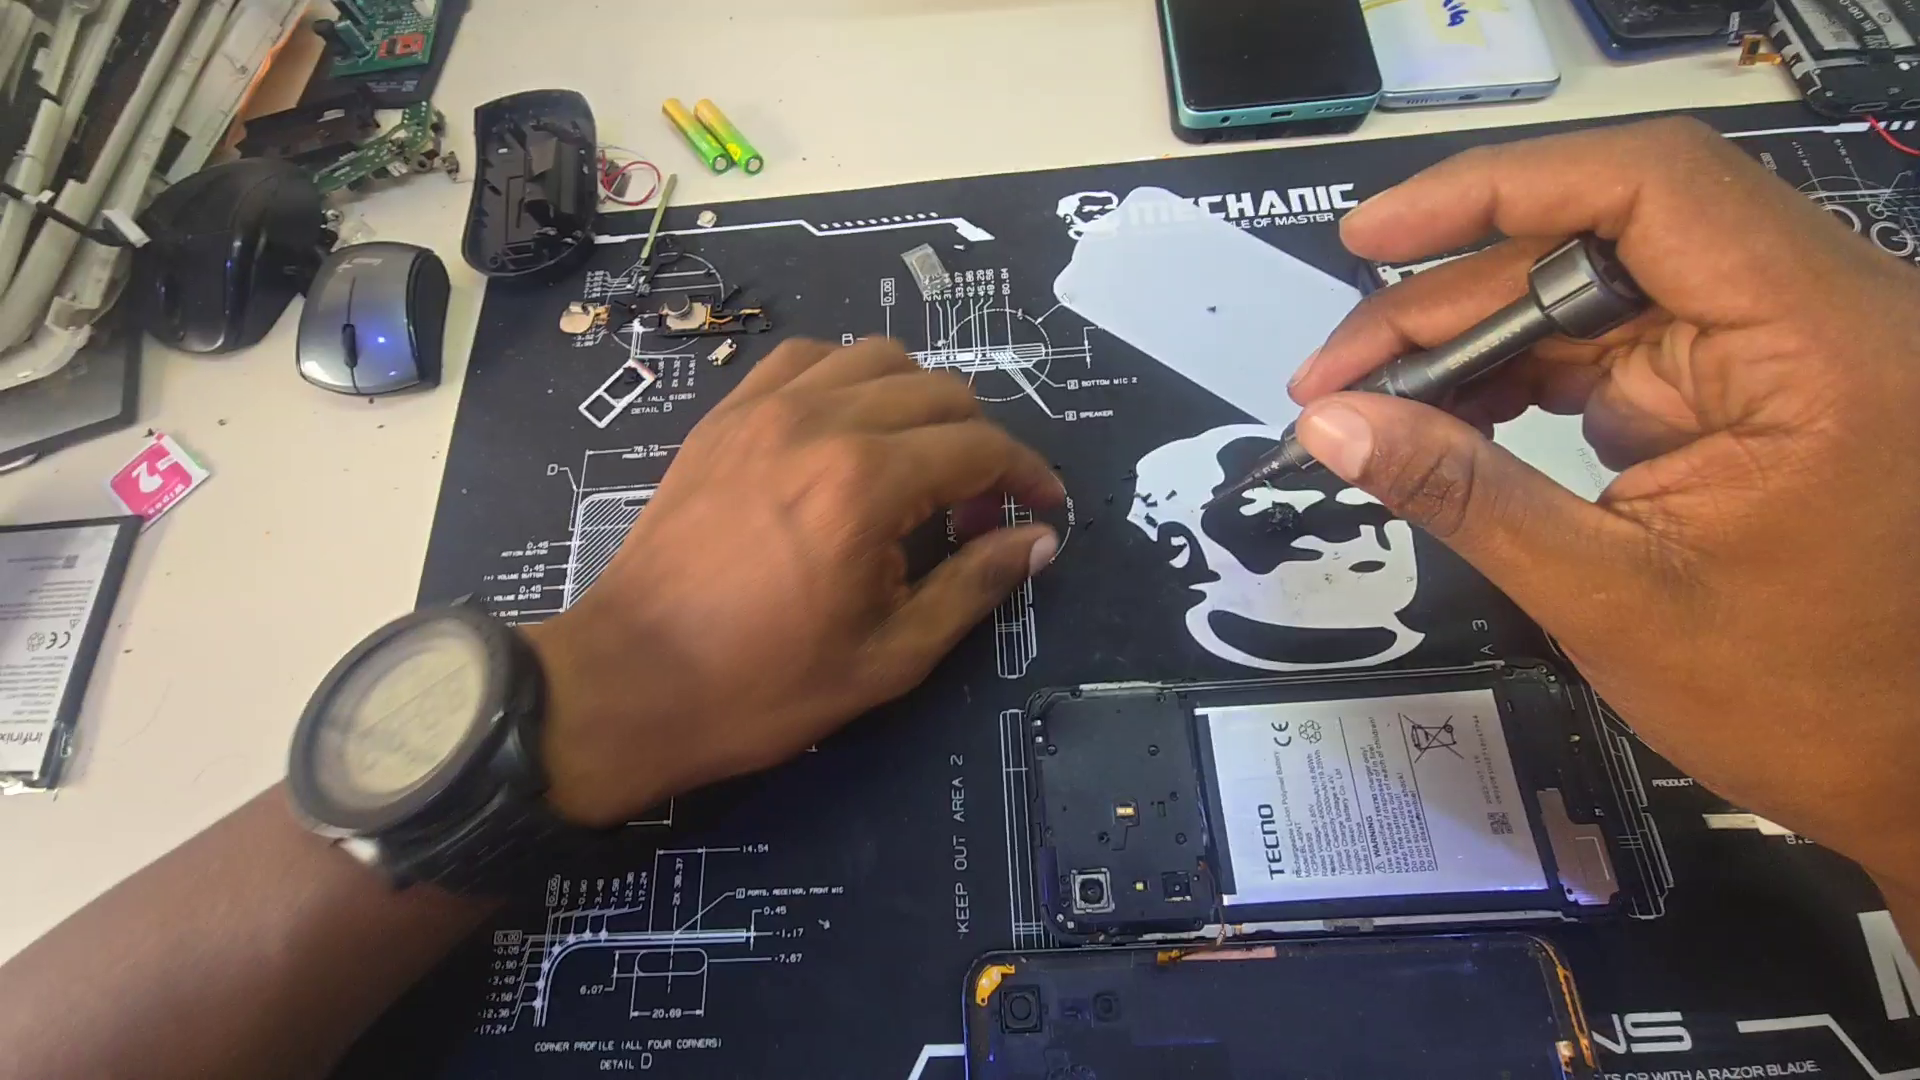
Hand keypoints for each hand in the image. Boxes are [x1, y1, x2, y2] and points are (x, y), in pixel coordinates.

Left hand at [526, 338, 1061, 826]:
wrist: (631, 682)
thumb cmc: (764, 685)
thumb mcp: (890, 655)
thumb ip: (974, 585)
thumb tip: (1039, 540)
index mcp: (867, 484)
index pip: (981, 446)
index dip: (1027, 473)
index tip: (1043, 506)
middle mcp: (822, 422)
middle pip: (940, 391)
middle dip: (980, 443)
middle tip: (977, 507)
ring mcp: (765, 408)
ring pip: (877, 359)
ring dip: (920, 402)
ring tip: (919, 462)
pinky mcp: (726, 415)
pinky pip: (806, 361)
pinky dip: (848, 380)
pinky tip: (848, 428)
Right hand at [1286, 119, 1919, 893]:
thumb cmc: (1801, 699)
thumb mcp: (1601, 593)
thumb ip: (1457, 493)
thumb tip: (1328, 425)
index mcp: (1810, 341)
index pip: (1643, 191)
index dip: (1490, 192)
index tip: (1367, 237)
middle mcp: (1790, 318)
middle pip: (1577, 258)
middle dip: (1431, 314)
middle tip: (1323, 384)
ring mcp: (1752, 358)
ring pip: (1567, 309)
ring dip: (1451, 355)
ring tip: (1357, 411)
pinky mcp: (1719, 398)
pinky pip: (1583, 362)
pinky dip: (1495, 391)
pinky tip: (1431, 428)